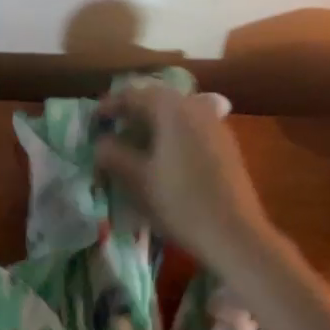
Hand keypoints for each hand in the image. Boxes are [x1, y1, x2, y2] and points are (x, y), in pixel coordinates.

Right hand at [95, 84, 273, 258]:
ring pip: (176, 114)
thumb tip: (101, 143)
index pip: (132, 95)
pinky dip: (172, 135)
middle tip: (112, 130)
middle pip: (157, 100)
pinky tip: (164, 158)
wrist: (235, 234)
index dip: (109, 106)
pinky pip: (192, 128)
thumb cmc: (180, 202)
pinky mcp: (226, 145)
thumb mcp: (137, 179)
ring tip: (135, 145)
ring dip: (153, 124)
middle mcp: (195, 106)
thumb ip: (113, 154)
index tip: (93, 122)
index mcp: (171, 108)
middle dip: (132, 112)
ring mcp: (215, 124)